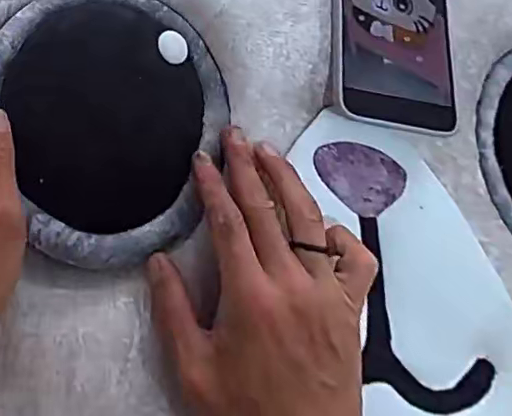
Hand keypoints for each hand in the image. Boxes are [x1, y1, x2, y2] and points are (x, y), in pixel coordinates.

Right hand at [148, 127, 378, 415]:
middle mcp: (292, 285)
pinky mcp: (352, 306)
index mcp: (250, 298)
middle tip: (233, 136)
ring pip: (307, 219)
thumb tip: (158, 261)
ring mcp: (327, 292)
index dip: (213, 186)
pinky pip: (354, 258)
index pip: (229, 223)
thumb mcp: (195, 375)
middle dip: (246, 166)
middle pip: (266, 209)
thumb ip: (173, 314)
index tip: (202, 159)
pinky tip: (320, 225)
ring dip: (286, 179)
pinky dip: (338, 234)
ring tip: (268, 152)